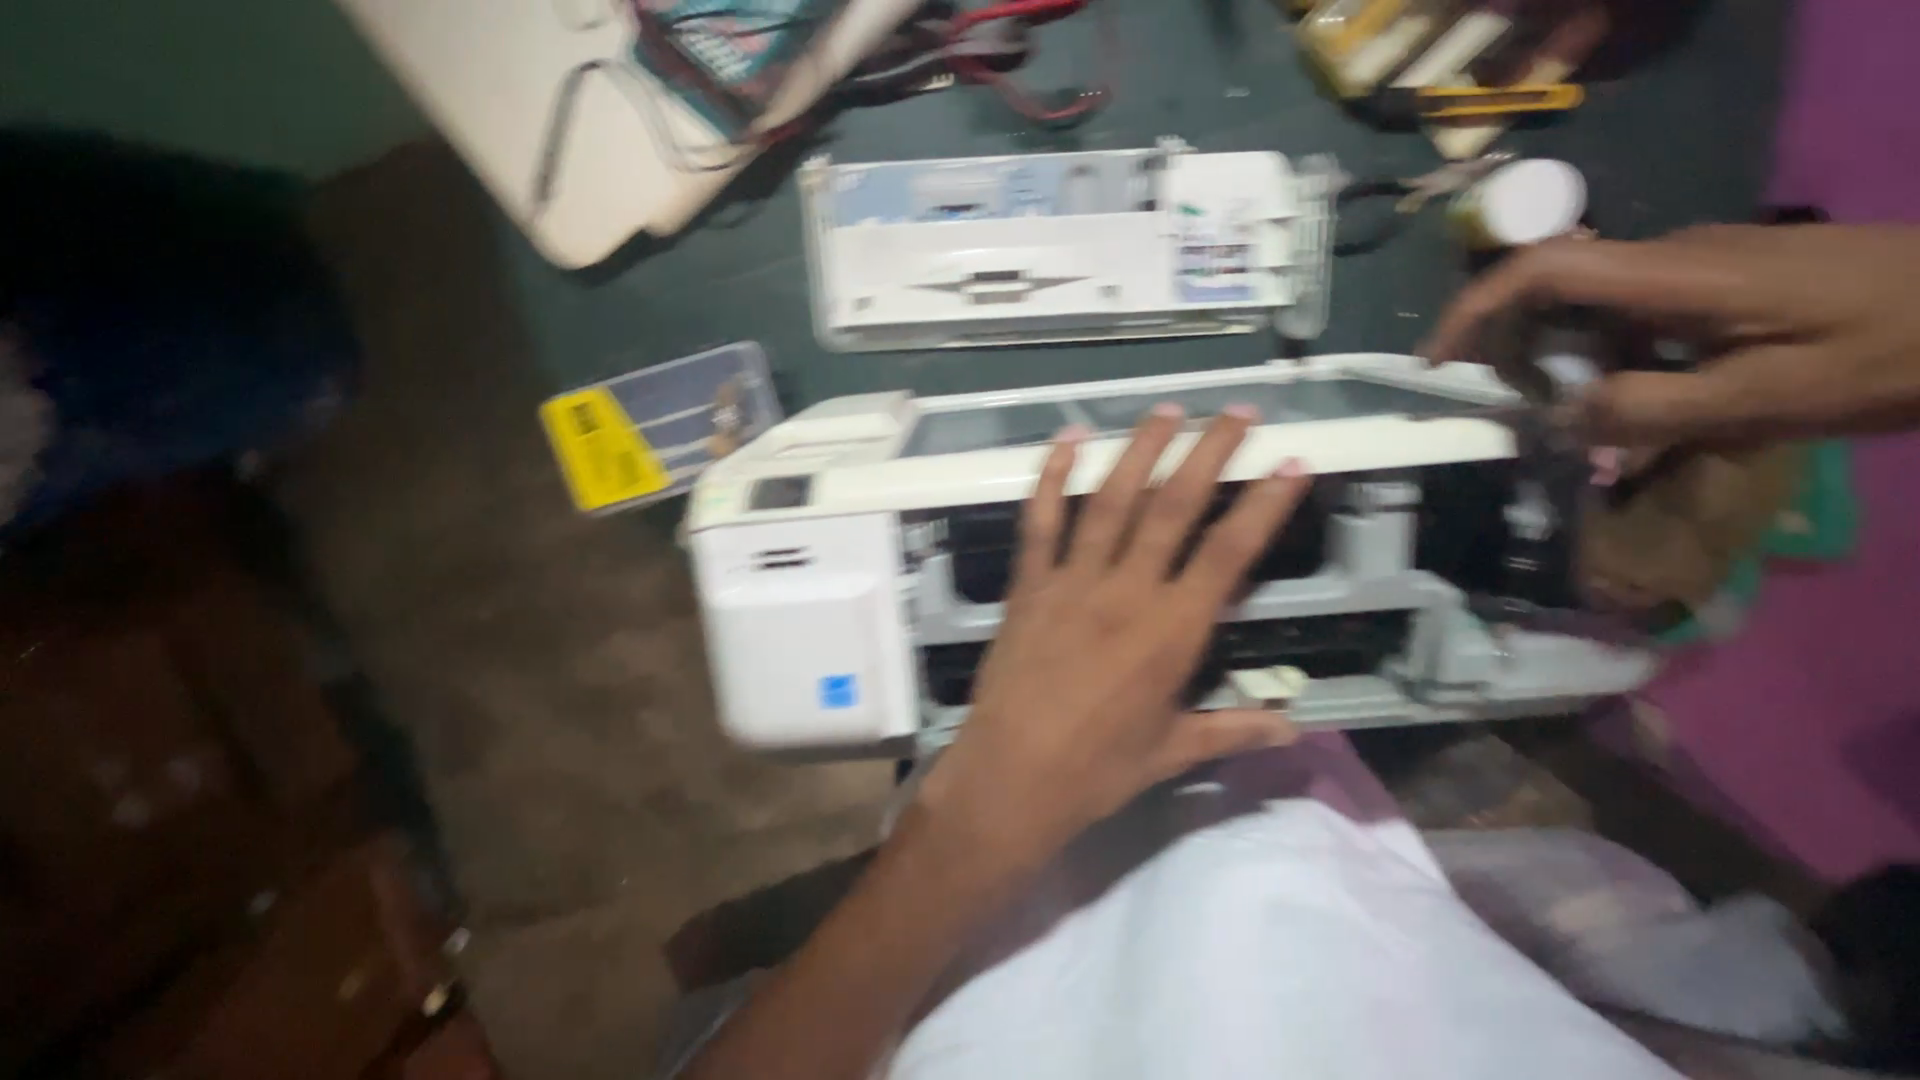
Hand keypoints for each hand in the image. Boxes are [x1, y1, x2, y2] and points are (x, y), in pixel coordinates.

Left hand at [913, 404, 1310, 867]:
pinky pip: (1040, 522)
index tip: (1291, 463)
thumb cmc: (1097, 769)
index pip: (1230, 552)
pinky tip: (1067, 439)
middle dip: (1209, 452)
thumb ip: (1234, 730)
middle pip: (1174, 506)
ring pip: (1112, 501)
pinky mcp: (1029, 586)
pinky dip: (1051, 478)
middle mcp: (1126, 591)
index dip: (1264, 504)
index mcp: (1172, 631)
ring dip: (1140, 450)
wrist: (1011, 776)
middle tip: (1237, 412)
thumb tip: (1294, 728)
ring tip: (1167, 410)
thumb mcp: (1173, 750)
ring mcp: (1072, 582)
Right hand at [1420, 224, 1919, 445]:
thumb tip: (1555, 419)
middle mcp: (1671, 256)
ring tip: (1571, 417)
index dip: (1473, 310)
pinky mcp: (1717, 278)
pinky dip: (1604, 357)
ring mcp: (1695, 263)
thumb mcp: (1768, 401)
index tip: (1436, 363)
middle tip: (1511, 407)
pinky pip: (1630, 315)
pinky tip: (1632, 398)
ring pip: (1589, 305)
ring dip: (1559, 358)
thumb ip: (1648, 412)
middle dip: (1509, 345)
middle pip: (1551, 287)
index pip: (1541, 270)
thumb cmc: (1892, 351)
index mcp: (1674, 275)